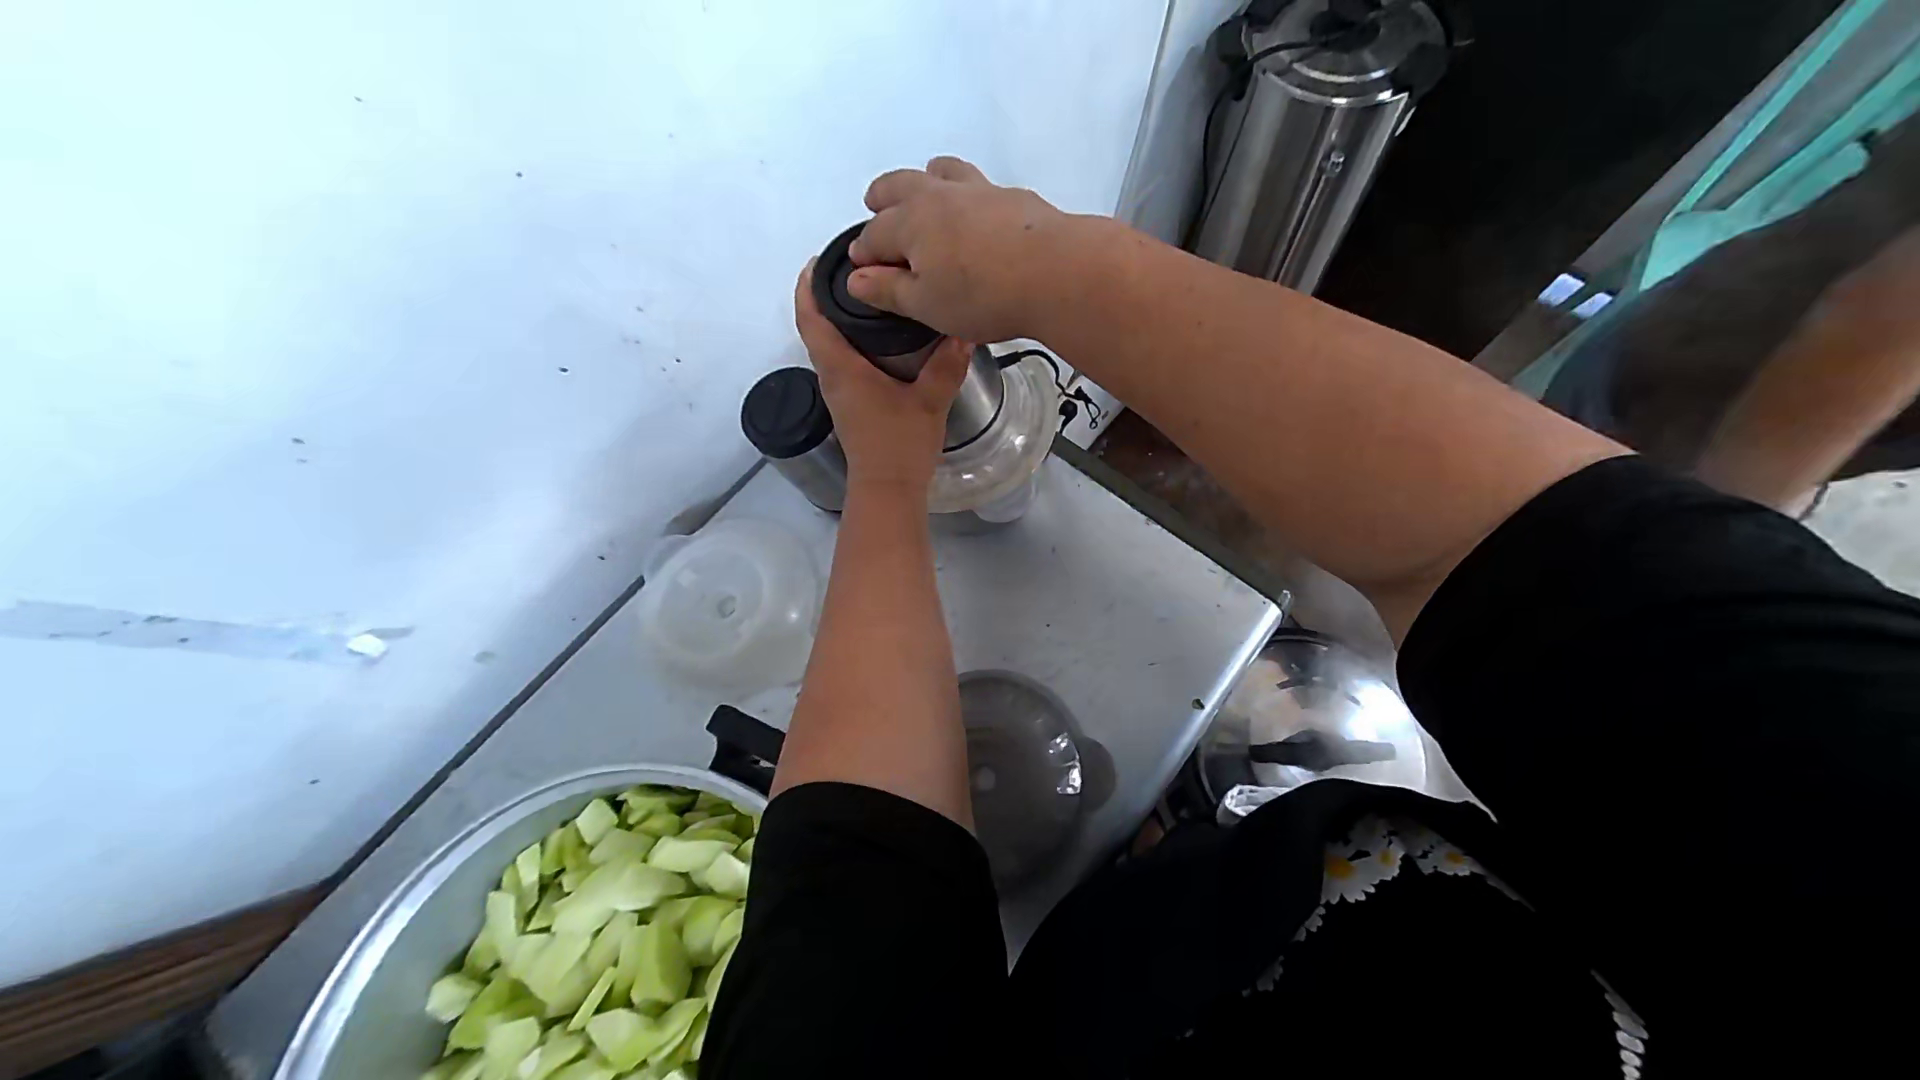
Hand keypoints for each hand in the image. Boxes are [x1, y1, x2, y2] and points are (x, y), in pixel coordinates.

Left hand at [794, 261, 972, 493]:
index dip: (808, 285)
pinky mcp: (850, 406)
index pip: (810, 318)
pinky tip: (881, 340)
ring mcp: (838, 393)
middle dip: (827, 296)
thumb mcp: (929, 402)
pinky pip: (843, 363)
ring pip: (829, 347)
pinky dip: (852, 344)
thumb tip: (964, 333)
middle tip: (857, 271)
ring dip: (840, 321)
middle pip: (816, 328)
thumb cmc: (899, 446)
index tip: (819, 260)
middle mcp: (831, 377)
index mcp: (841, 369)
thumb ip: (946, 366)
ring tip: (872, 298)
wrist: (887, 490)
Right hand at [844, 156, 1080, 343]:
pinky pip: (979, 185)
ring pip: (942, 171)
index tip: (862, 270)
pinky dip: (966, 192)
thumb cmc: (985, 294)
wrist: (1056, 273)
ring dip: (926, 179)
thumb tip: (857, 281)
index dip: (863, 255)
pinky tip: (976, 212)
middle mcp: (939, 195)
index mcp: (909, 222)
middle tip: (875, 205)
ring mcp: (978, 191)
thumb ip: (888, 291)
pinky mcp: (1012, 198)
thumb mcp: (926, 305)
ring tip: (924, 190)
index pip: (873, 236)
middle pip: (899, 186)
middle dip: (882, 198)